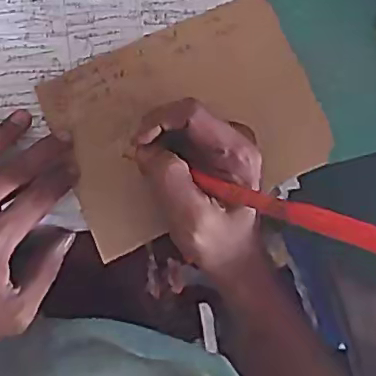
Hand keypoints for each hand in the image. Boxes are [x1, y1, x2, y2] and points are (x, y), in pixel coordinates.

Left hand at [0, 111, 77, 373]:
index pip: (39, 196)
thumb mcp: (17, 311)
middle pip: (16, 169)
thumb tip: (67, 233)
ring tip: (23, 117)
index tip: (74, 165)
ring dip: (4, 131)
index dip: (61, 178)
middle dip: (45, 149)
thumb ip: (46, 271)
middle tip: (63, 135)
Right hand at [132, 99, 267, 288]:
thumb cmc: (218, 244)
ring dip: (158, 139)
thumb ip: (171, 182)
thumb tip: (148, 150)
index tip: (138, 143)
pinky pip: (182, 134)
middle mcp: (235, 138)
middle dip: (156, 131)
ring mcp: (225, 142)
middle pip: (186, 114)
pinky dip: (162, 145)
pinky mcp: (213, 149)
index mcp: (238, 151)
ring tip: (146, 164)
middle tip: (138, 157)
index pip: (192, 114)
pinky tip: (156, 166)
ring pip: (181, 123)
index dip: (159, 120)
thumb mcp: (192, 221)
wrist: (235, 260)